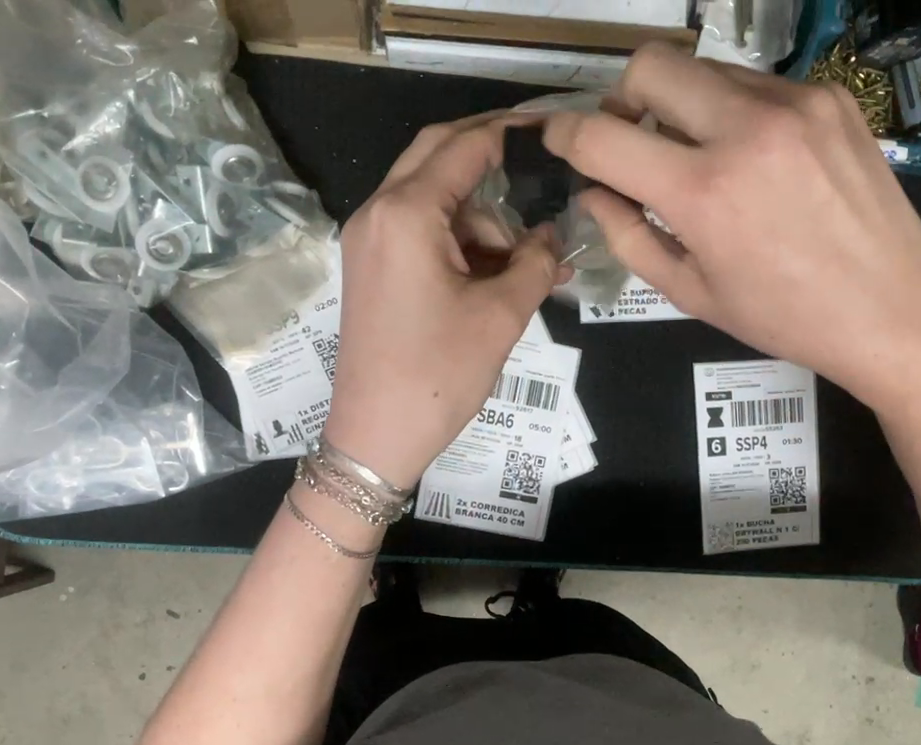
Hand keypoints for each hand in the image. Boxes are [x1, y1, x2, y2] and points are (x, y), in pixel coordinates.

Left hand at [323, 115, 562, 488]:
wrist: (375, 437)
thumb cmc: (439, 376)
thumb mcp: (501, 317)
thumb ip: (535, 262)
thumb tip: (552, 235)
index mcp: (407, 213)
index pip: (464, 146)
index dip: (511, 134)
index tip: (552, 132)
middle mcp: (378, 213)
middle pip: (437, 158)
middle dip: (490, 163)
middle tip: (541, 174)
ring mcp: (368, 242)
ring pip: (432, 201)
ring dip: (481, 218)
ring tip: (531, 262)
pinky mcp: (370, 271)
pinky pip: (418, 234)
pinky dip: (459, 244)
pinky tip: (499, 275)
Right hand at [541, 43, 920, 406]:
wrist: (893, 308)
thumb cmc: (784, 317)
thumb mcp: (693, 294)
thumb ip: (630, 238)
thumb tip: (593, 194)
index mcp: (702, 193)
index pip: (603, 136)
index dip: (565, 135)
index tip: (559, 141)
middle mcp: (745, 129)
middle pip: (650, 65)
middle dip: (623, 98)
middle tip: (632, 141)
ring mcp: (794, 103)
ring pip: (705, 69)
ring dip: (682, 105)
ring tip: (699, 158)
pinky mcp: (830, 96)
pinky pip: (757, 84)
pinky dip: (735, 112)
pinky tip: (754, 159)